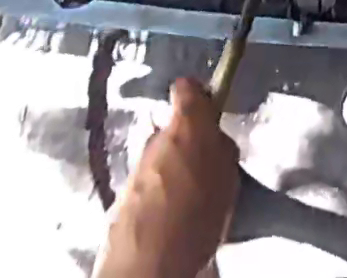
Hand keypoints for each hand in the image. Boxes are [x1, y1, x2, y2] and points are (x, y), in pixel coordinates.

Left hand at [94, 79, 239, 277]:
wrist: (147, 272)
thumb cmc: (197, 216)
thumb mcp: (227, 177)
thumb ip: (221, 149)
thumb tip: (214, 138)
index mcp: (184, 127)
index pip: (186, 87)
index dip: (197, 92)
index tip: (208, 104)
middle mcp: (154, 142)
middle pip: (171, 129)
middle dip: (186, 141)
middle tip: (204, 163)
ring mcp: (133, 173)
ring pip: (158, 159)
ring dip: (171, 170)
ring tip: (188, 196)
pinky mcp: (119, 205)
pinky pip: (146, 188)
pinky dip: (157, 197)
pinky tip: (171, 219)